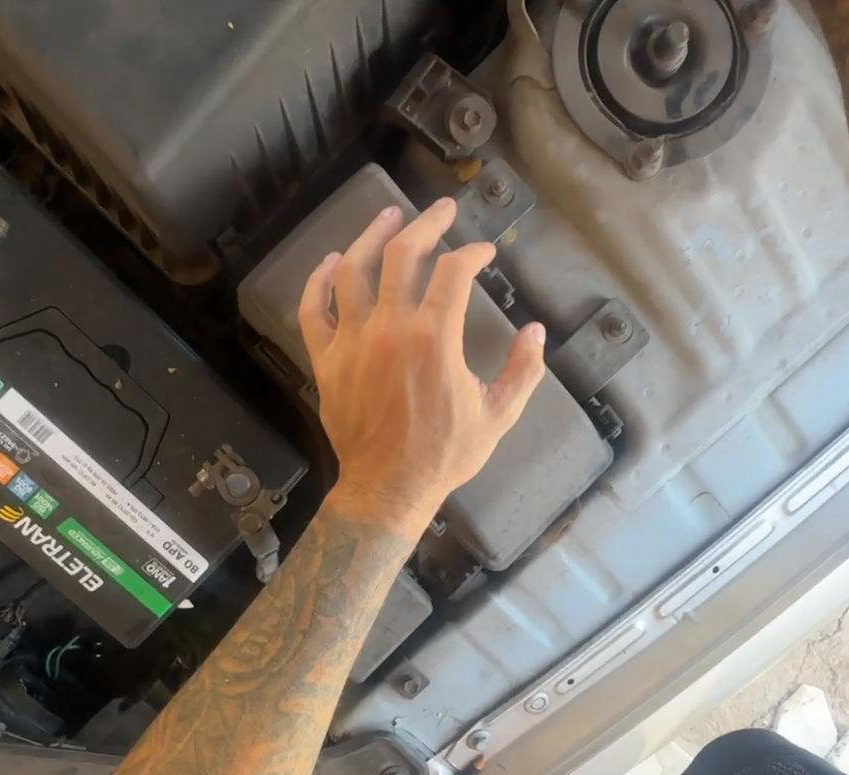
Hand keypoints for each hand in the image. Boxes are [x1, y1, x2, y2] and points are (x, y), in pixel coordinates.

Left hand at [298, 198, 545, 532]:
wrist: (388, 489)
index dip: (473, 254)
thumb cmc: (444, 455)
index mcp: (435, 338)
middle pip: (402, 255)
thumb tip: (535, 331)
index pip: (454, 272)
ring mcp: (351, 343)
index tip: (484, 254)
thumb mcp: (498, 416)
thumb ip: (523, 370)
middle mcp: (389, 329)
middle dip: (427, 224)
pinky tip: (332, 262)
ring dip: (371, 237)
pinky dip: (319, 281)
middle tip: (442, 210)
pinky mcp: (326, 361)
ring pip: (353, 271)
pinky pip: (313, 310)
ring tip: (389, 217)